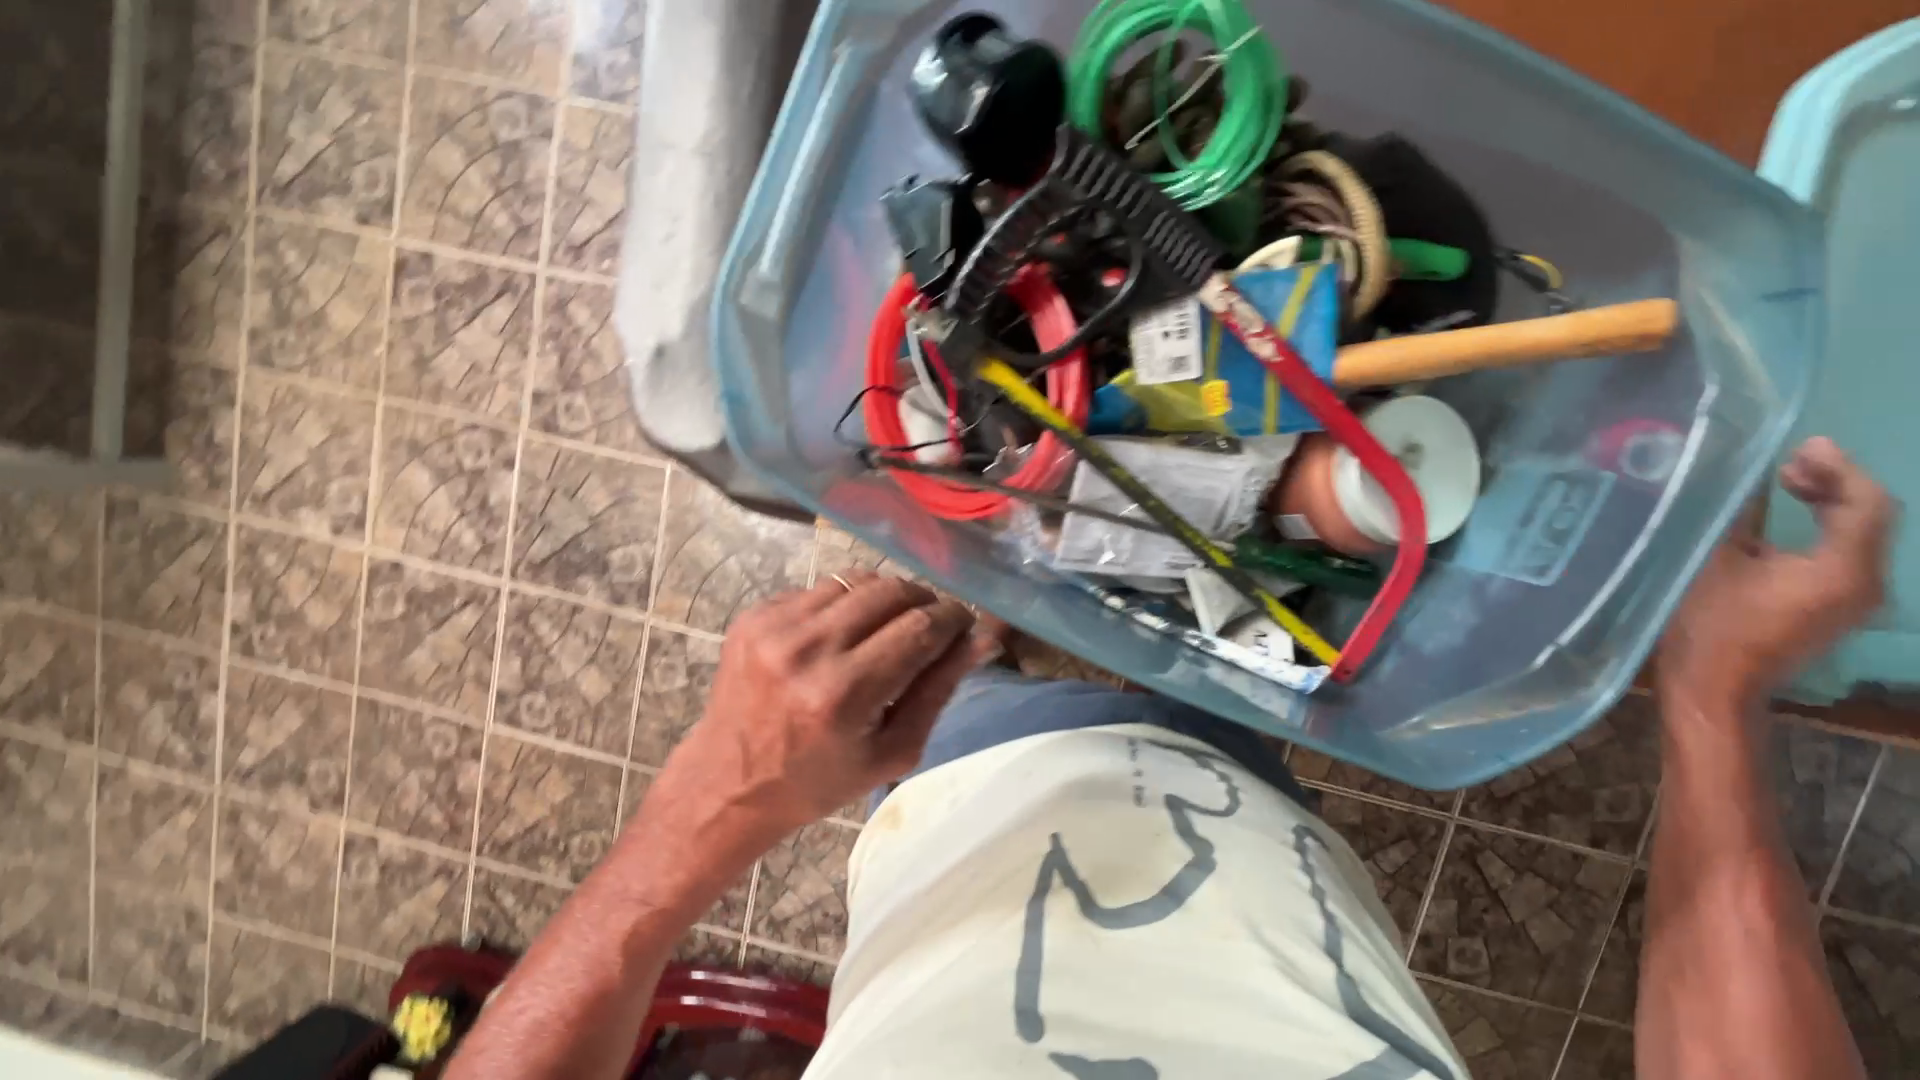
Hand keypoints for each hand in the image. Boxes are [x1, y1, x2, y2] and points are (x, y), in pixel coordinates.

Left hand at [672, 572, 992, 834]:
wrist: (727, 784)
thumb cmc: (818, 781)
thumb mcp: (892, 753)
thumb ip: (938, 691)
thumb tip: (979, 639)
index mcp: (845, 693)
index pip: (920, 627)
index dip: (954, 618)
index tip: (964, 625)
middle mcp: (808, 649)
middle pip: (891, 590)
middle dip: (924, 601)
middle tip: (931, 625)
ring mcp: (774, 626)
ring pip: (856, 579)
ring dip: (884, 598)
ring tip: (885, 629)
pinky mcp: (754, 615)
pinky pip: (819, 588)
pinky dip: (843, 605)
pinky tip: (840, 637)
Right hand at [1658, 437, 1895, 710]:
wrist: (1715, 689)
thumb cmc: (1709, 627)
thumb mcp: (1713, 564)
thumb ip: (1737, 518)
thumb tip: (1742, 479)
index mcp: (1842, 571)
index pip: (1867, 504)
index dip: (1840, 468)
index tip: (1803, 445)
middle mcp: (1866, 584)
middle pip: (1871, 517)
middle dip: (1835, 482)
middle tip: (1789, 461)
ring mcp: (1854, 599)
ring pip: (1860, 535)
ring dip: (1829, 504)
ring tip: (1785, 483)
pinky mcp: (1835, 608)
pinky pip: (1845, 556)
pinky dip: (1822, 529)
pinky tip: (1784, 523)